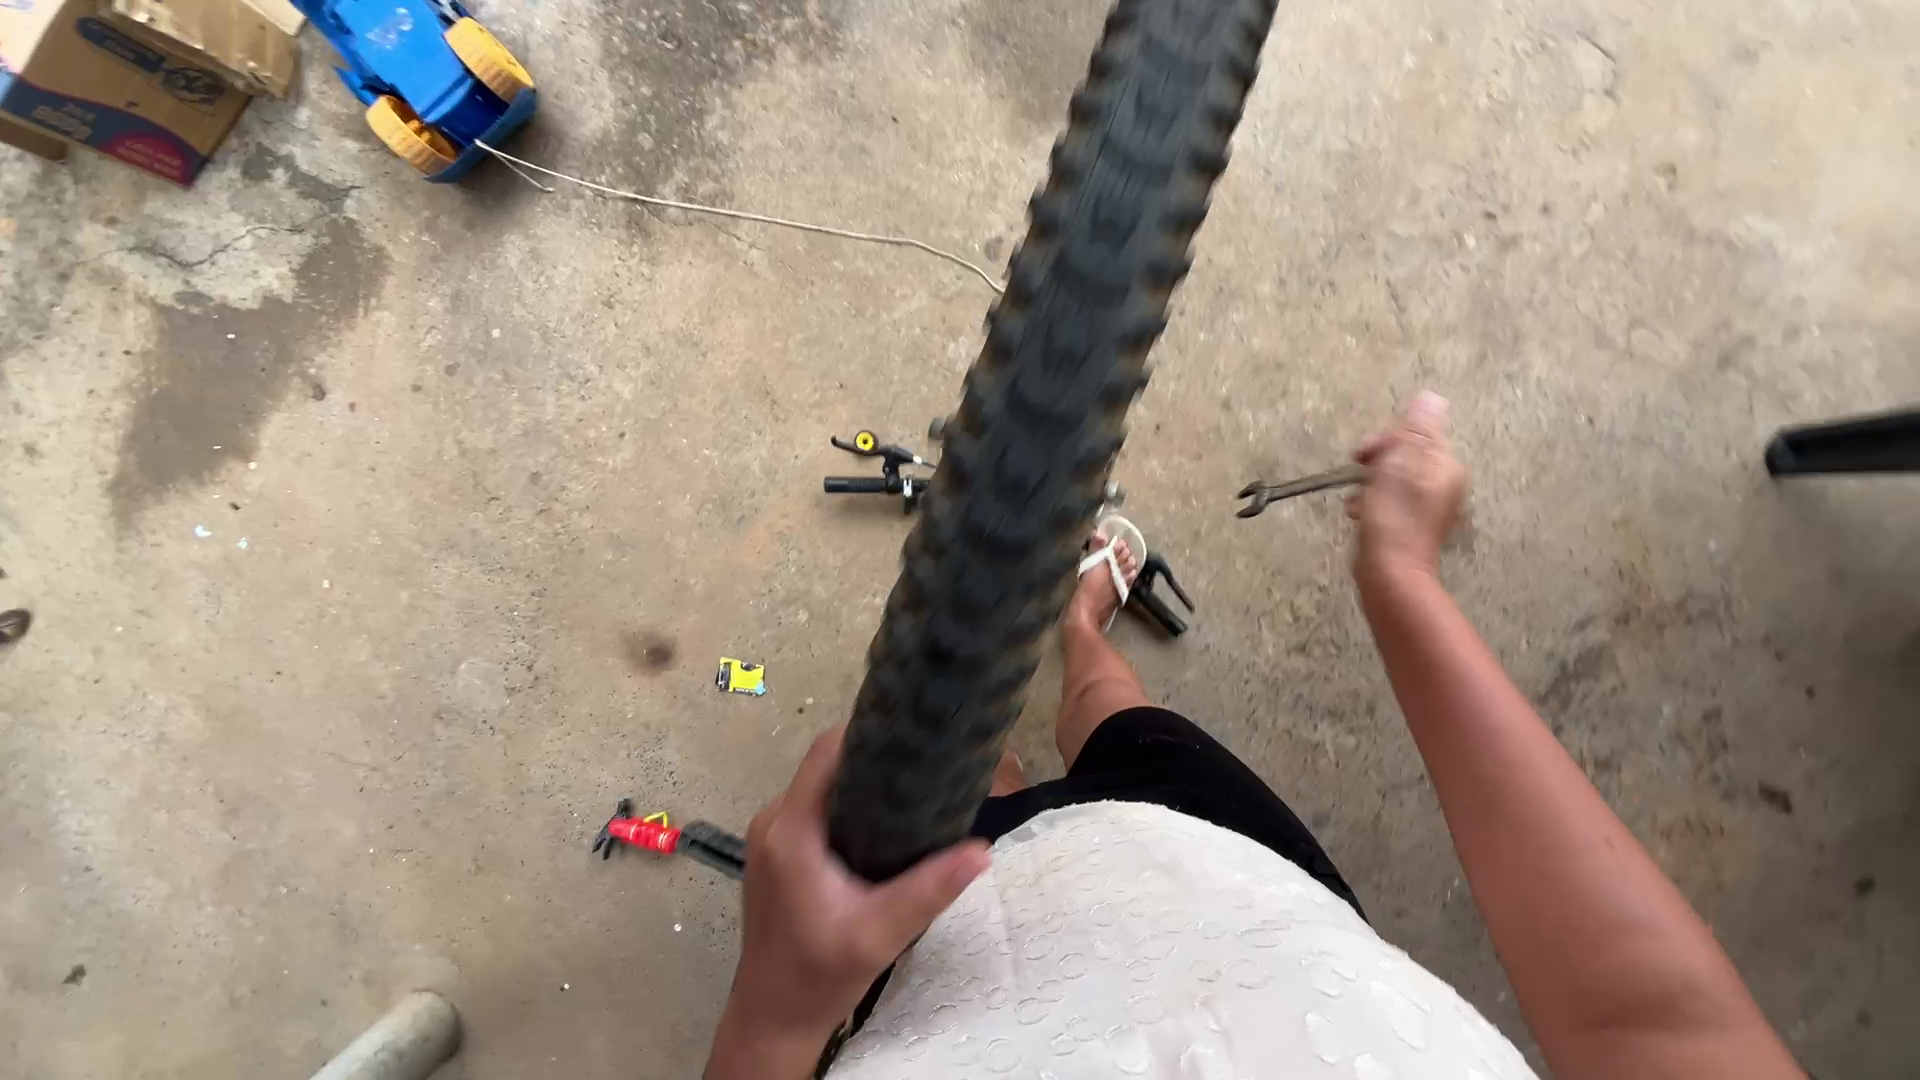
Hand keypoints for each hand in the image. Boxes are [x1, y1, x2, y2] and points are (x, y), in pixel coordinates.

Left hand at [723, 726, 990, 1040]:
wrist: (773, 1017)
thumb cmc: (820, 975)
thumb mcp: (881, 933)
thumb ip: (929, 889)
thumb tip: (982, 851)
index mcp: (791, 830)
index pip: (825, 753)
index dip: (866, 733)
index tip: (910, 734)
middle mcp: (774, 821)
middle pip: (825, 764)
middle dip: (872, 757)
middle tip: (922, 763)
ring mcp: (771, 833)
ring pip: (820, 783)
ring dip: (859, 781)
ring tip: (909, 787)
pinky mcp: (776, 847)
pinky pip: (813, 804)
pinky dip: (845, 801)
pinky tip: (882, 818)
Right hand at [1347, 391, 1466, 588]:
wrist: (1390, 569)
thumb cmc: (1393, 515)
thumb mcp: (1401, 465)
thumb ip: (1416, 431)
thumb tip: (1431, 397)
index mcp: (1445, 465)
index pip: (1416, 433)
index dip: (1386, 439)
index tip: (1362, 455)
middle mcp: (1444, 483)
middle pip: (1406, 455)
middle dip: (1376, 462)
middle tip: (1357, 475)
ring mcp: (1430, 506)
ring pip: (1395, 478)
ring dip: (1371, 483)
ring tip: (1358, 499)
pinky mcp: (1412, 524)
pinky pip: (1391, 499)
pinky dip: (1373, 501)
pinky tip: (1361, 513)